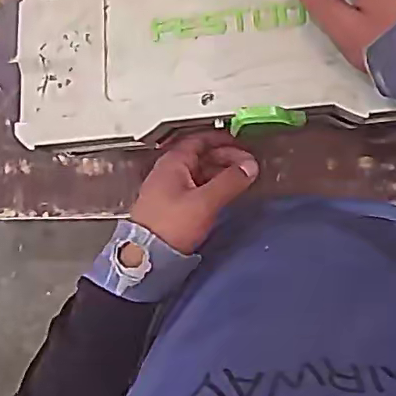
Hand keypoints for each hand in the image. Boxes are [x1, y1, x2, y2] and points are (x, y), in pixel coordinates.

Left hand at [129, 130, 258, 252]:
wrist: (146, 256)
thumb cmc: (169, 225)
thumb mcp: (205, 201)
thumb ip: (229, 181)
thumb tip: (249, 166)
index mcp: (172, 163)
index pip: (199, 140)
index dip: (221, 140)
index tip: (240, 144)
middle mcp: (168, 172)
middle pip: (200, 156)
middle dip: (225, 158)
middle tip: (245, 165)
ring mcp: (168, 189)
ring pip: (198, 173)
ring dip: (219, 173)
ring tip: (239, 180)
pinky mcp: (170, 207)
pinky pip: (195, 188)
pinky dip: (211, 187)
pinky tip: (222, 196)